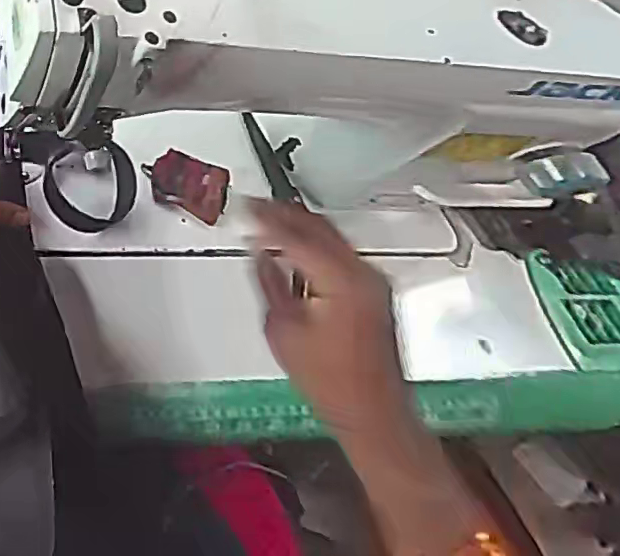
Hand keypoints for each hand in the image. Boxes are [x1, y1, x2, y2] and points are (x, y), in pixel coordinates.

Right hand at [248, 197, 408, 437]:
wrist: (373, 414)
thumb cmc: (327, 380)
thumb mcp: (281, 328)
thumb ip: (269, 281)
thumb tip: (261, 254)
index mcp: (340, 280)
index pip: (295, 236)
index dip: (265, 218)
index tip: (245, 206)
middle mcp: (363, 274)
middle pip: (317, 226)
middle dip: (282, 212)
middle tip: (254, 204)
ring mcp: (373, 281)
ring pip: (330, 233)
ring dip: (298, 223)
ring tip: (268, 217)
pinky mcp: (375, 290)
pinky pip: (339, 249)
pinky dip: (313, 239)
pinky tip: (294, 243)